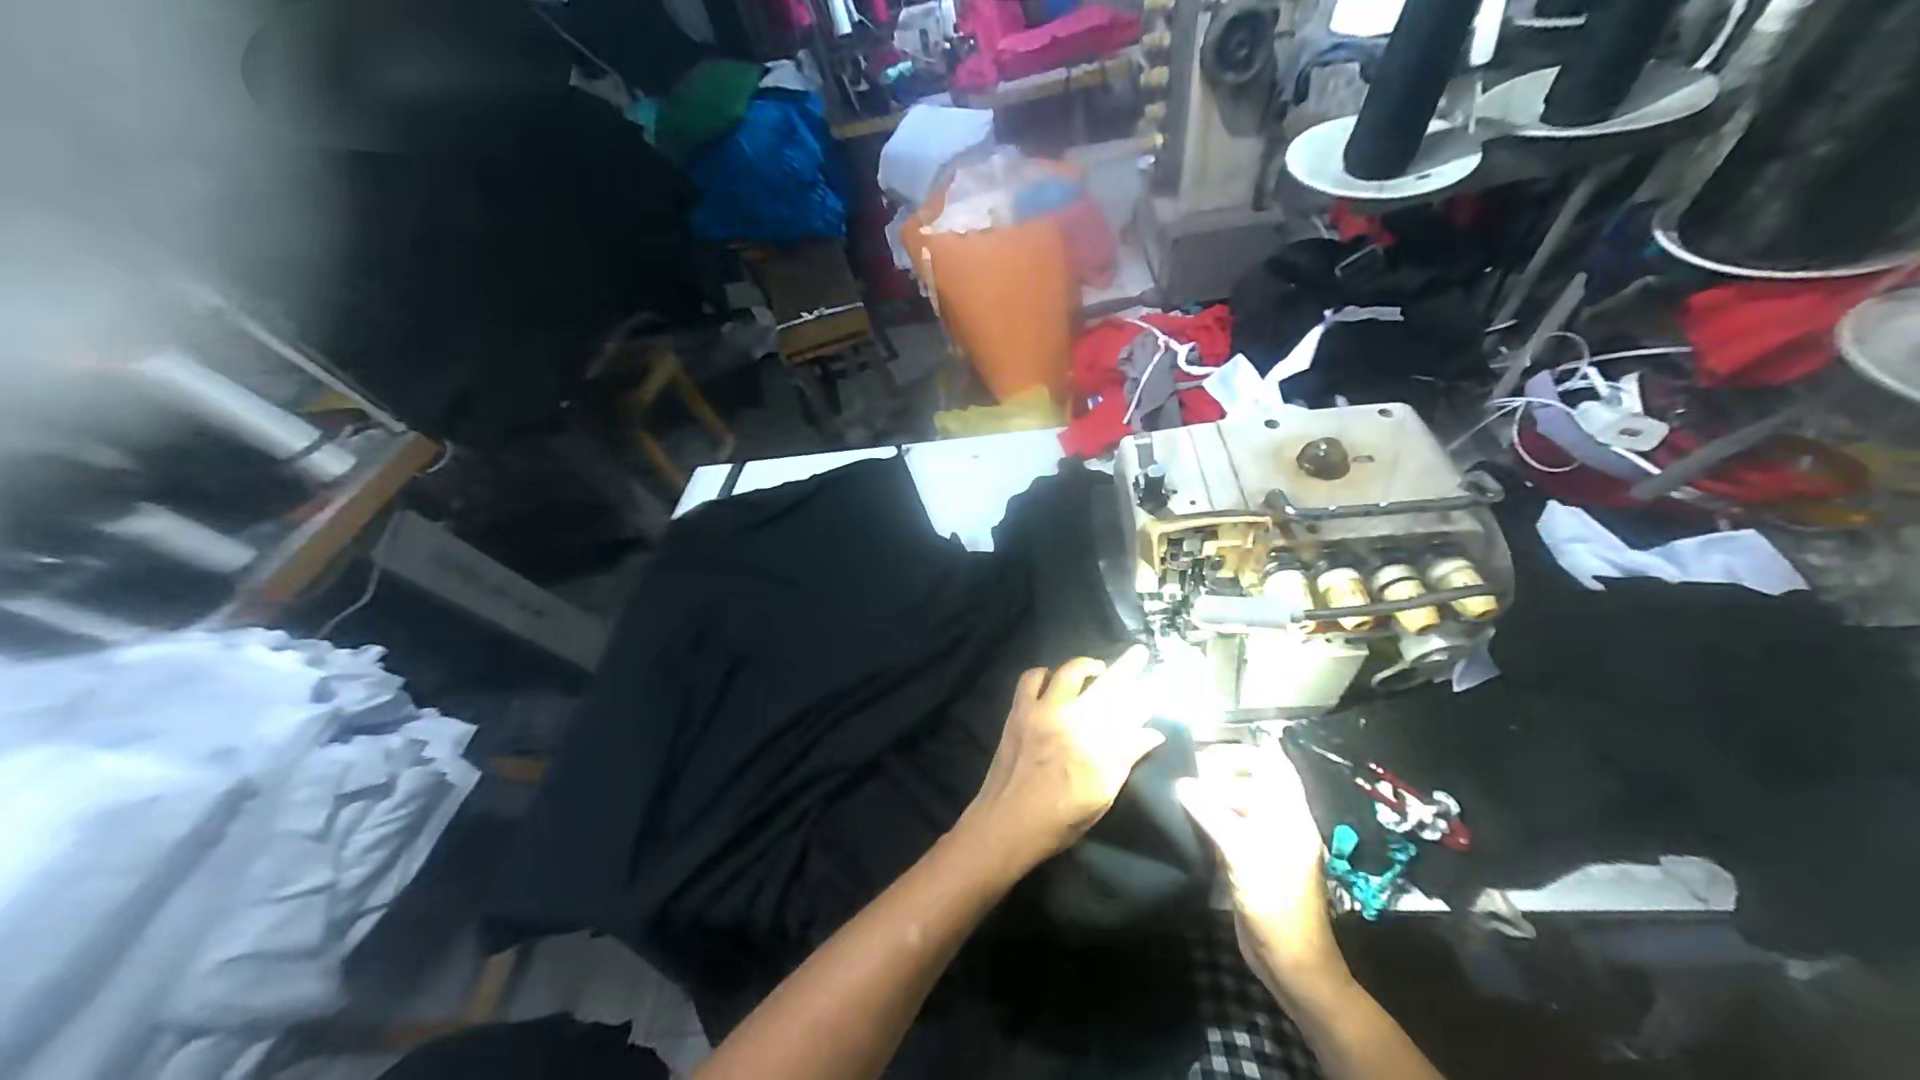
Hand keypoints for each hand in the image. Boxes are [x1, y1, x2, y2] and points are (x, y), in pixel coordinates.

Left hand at [958, 645, 1166, 868]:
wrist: (1005, 823)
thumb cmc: (1059, 820)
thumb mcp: (1102, 796)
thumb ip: (1126, 759)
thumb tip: (1151, 733)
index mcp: (1097, 744)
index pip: (1130, 709)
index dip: (1145, 695)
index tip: (1155, 686)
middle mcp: (1072, 720)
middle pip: (1106, 684)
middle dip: (1126, 667)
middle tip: (1137, 654)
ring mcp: (1042, 712)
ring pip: (1069, 672)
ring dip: (1085, 665)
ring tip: (1094, 668)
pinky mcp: (1019, 711)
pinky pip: (1031, 679)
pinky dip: (1044, 673)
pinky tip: (1051, 679)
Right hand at [1176, 743, 1348, 999]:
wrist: (1291, 963)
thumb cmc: (1273, 903)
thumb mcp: (1241, 853)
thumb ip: (1210, 813)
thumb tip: (1179, 783)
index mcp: (1290, 815)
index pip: (1272, 764)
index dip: (1241, 753)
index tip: (1204, 755)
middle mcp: (1282, 823)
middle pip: (1253, 782)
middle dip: (1221, 774)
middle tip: (1186, 775)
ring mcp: (1267, 844)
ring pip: (1240, 805)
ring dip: (1214, 797)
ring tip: (1180, 794)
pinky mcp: (1252, 863)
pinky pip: (1231, 828)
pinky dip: (1211, 819)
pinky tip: (1187, 821)